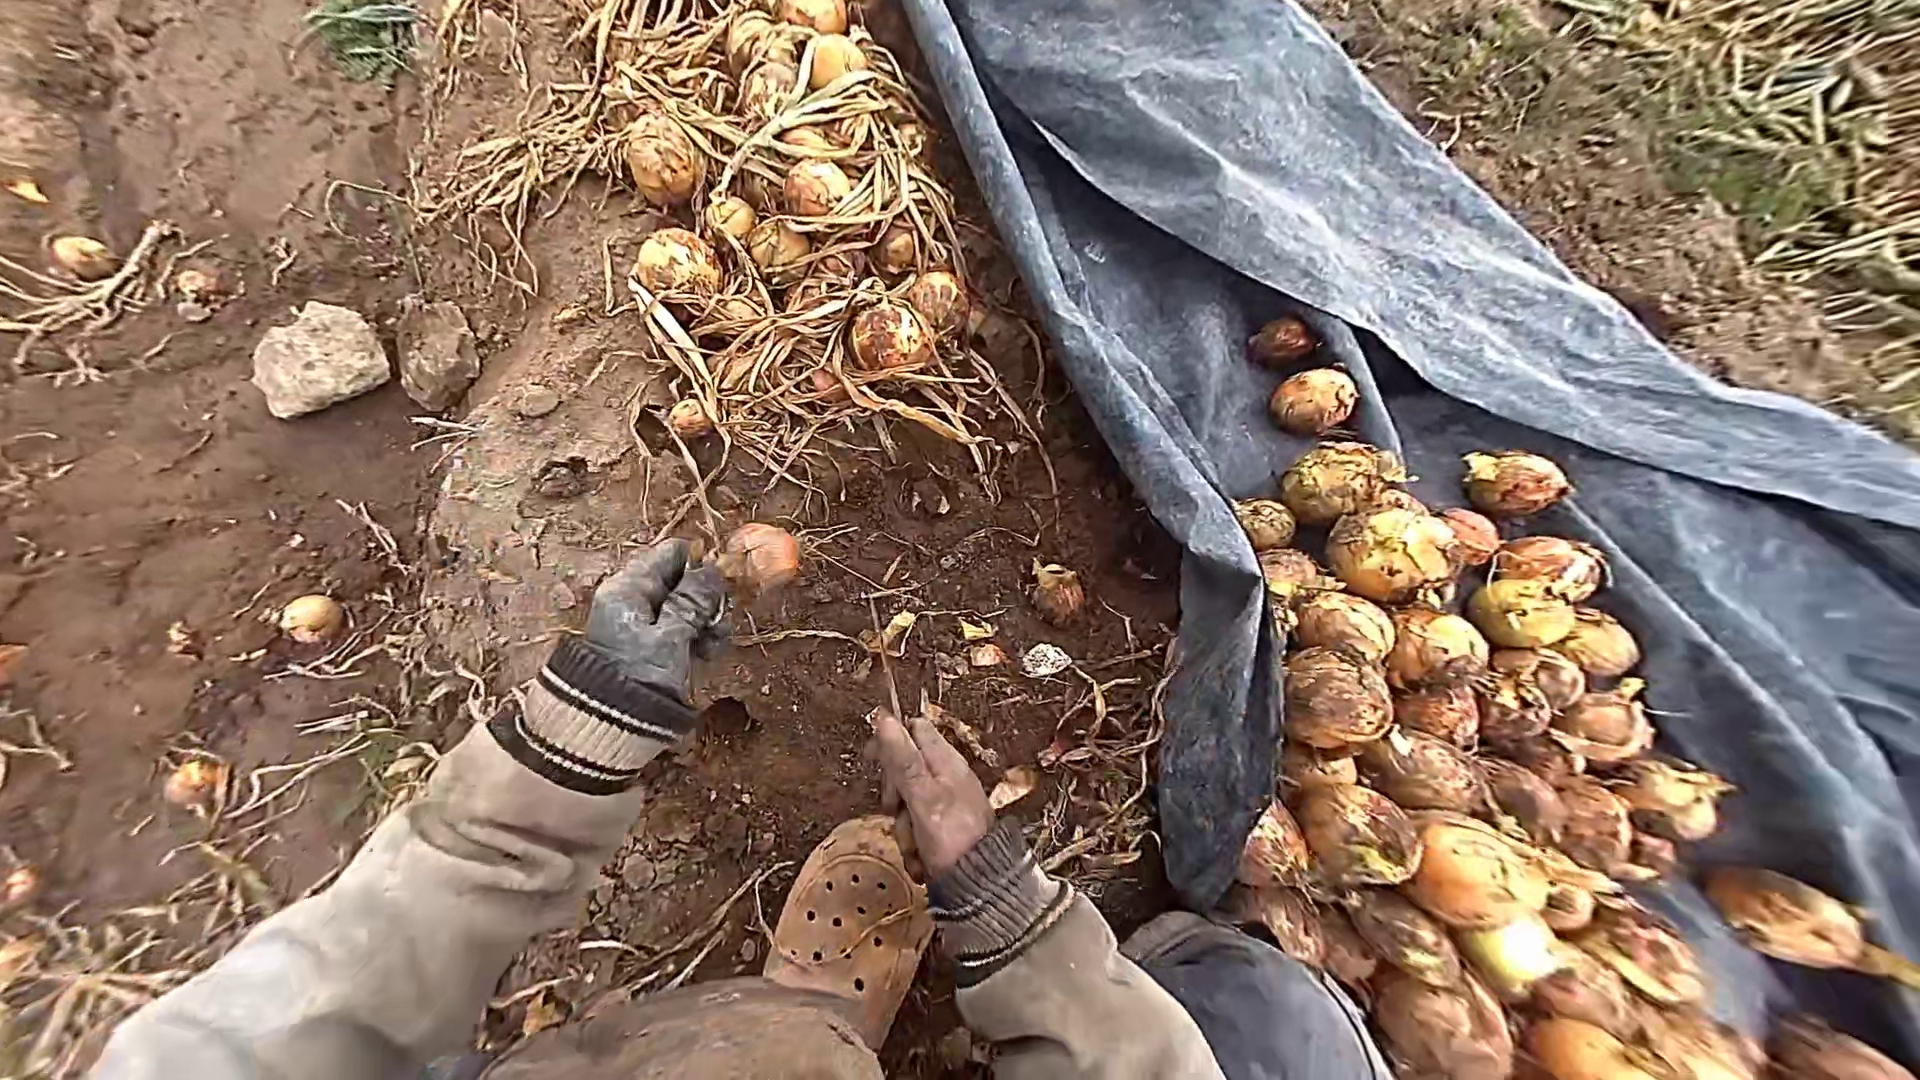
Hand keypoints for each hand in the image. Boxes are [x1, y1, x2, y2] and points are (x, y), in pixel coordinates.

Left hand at [585, 539, 726, 699]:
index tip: (722, 581)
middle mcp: (638, 601)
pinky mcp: (661, 646)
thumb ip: (694, 599)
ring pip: (692, 606)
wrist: (614, 727)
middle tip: (717, 618)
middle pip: (686, 580)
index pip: (672, 554)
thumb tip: (713, 567)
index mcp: (630, 589)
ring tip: (712, 642)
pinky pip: (690, 629)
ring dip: (710, 620)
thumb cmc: (639, 675)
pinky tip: (707, 653)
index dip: (701, 563)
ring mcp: (650, 624)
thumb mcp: (671, 634)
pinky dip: (703, 637)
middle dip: (709, 597)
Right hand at [873, 708, 993, 880]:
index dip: (891, 740)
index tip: (874, 760)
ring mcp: (944, 802)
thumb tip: (884, 718)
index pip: (913, 729)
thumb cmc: (954, 838)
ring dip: (902, 824)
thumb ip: (902, 759)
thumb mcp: (922, 796)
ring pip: (906, 801)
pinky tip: (920, 857)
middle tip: (895, 807)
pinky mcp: (942, 828)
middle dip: (893, 791)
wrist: (981, 888)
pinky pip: (915, 826)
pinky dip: (913, 842)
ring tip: (913, 841)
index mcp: (944, 759)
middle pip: (904, 766)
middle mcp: (945, 775)